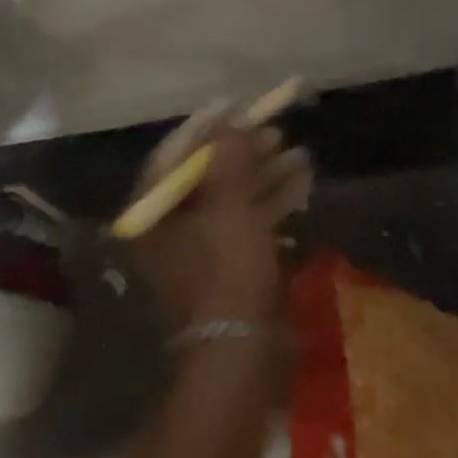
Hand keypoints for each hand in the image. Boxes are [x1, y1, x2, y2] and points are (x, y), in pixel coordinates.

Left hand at [127, 101, 312, 329]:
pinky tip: (303, 182)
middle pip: (206, 177)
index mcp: (153, 215)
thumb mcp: (229, 210)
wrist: (243, 353)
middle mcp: (170, 230)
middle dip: (242, 151)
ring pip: (232, 201)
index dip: (205, 128)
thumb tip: (229, 120)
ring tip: (299, 152)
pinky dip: (272, 203)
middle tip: (275, 128)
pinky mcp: (230, 268)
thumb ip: (228, 160)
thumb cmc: (226, 274)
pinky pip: (248, 225)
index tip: (236, 104)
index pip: (173, 157)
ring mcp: (201, 251)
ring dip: (264, 174)